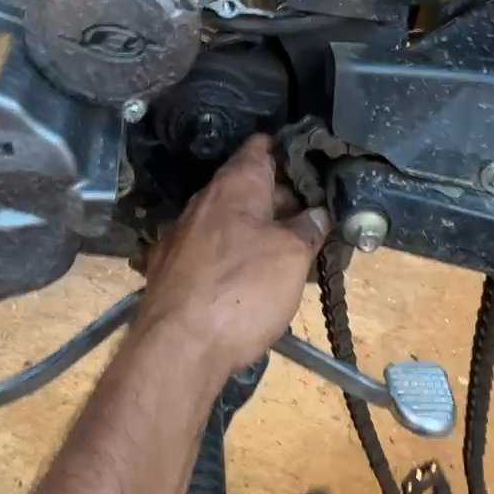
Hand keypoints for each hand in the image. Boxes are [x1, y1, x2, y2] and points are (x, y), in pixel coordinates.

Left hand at [136, 134, 330, 378]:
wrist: (178, 347)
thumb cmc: (241, 290)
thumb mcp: (291, 256)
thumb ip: (308, 228)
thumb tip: (318, 211)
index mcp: (234, 184)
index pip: (261, 146)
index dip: (290, 148)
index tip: (317, 159)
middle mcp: (204, 201)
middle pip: (249, 185)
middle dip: (284, 196)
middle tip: (320, 213)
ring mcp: (184, 235)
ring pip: (233, 220)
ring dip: (262, 229)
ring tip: (298, 247)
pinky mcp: (173, 268)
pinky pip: (215, 249)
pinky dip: (238, 254)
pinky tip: (257, 275)